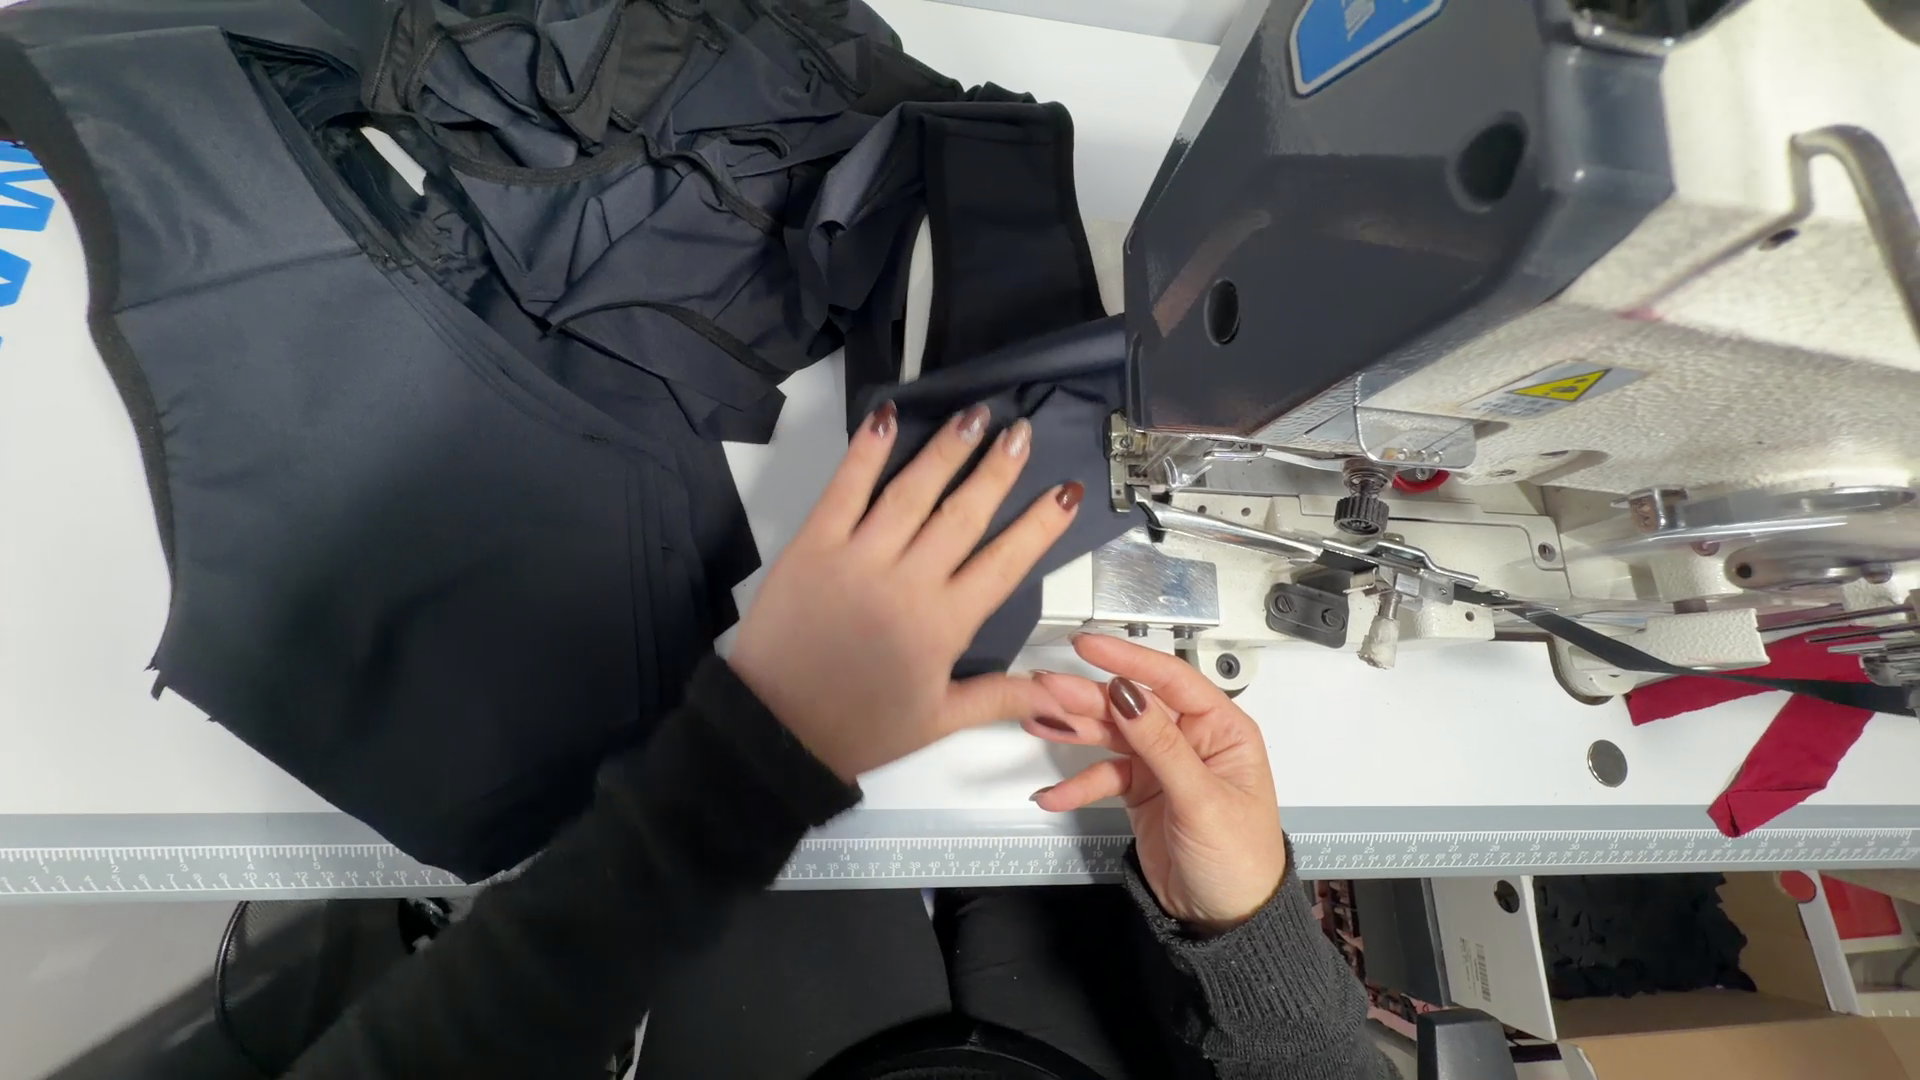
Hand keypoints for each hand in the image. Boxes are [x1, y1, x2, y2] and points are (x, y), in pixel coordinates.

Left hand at [729, 402, 1083, 781]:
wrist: (775, 730)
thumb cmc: (860, 726)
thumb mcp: (938, 720)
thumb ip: (1003, 697)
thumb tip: (1067, 697)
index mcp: (944, 625)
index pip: (1004, 563)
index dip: (1039, 525)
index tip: (1066, 490)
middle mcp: (908, 583)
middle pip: (963, 515)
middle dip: (997, 470)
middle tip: (1021, 430)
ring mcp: (858, 559)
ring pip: (911, 494)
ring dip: (946, 450)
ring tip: (975, 414)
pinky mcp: (813, 546)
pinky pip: (844, 491)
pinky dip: (865, 453)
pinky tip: (888, 417)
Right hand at [1028, 635, 1286, 935]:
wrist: (1226, 923)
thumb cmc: (1239, 861)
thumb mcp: (1202, 800)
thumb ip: (1162, 745)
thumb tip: (1128, 694)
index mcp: (1220, 728)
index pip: (1170, 679)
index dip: (1127, 660)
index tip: (1089, 646)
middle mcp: (1189, 737)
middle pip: (1131, 704)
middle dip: (1088, 697)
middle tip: (1048, 687)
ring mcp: (1160, 762)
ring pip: (1111, 734)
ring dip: (1075, 731)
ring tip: (1037, 721)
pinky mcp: (1139, 787)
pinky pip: (1102, 774)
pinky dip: (1077, 785)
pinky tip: (1054, 794)